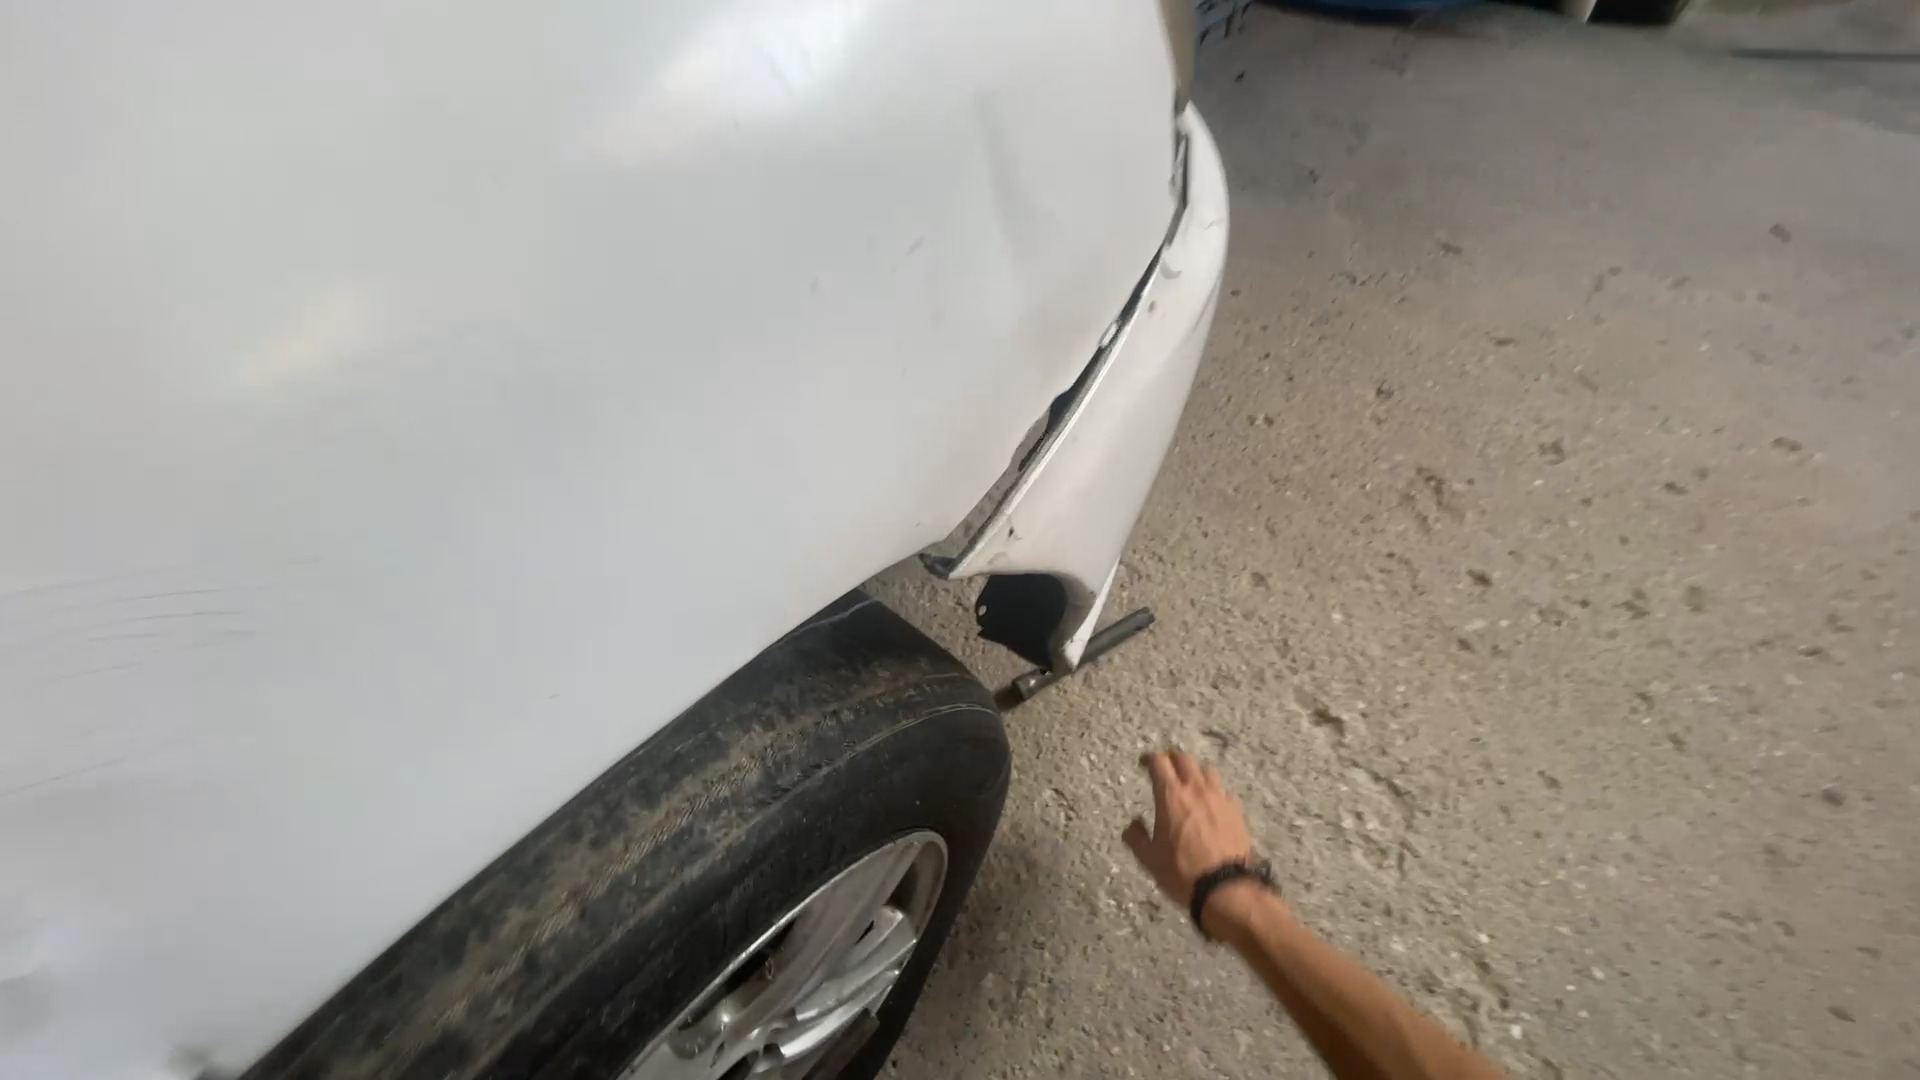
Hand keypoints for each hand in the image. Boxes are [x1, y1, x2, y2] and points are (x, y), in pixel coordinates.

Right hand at [1121, 747, 1253, 907]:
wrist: (1226, 888)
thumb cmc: (1182, 871)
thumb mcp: (1149, 859)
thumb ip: (1136, 838)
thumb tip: (1133, 825)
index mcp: (1170, 796)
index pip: (1158, 762)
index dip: (1149, 758)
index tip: (1143, 763)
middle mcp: (1195, 789)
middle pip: (1183, 758)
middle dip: (1171, 758)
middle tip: (1165, 767)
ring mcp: (1219, 798)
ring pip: (1207, 770)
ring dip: (1195, 771)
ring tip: (1190, 783)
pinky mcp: (1236, 811)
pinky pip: (1223, 791)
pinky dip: (1214, 792)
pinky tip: (1212, 805)